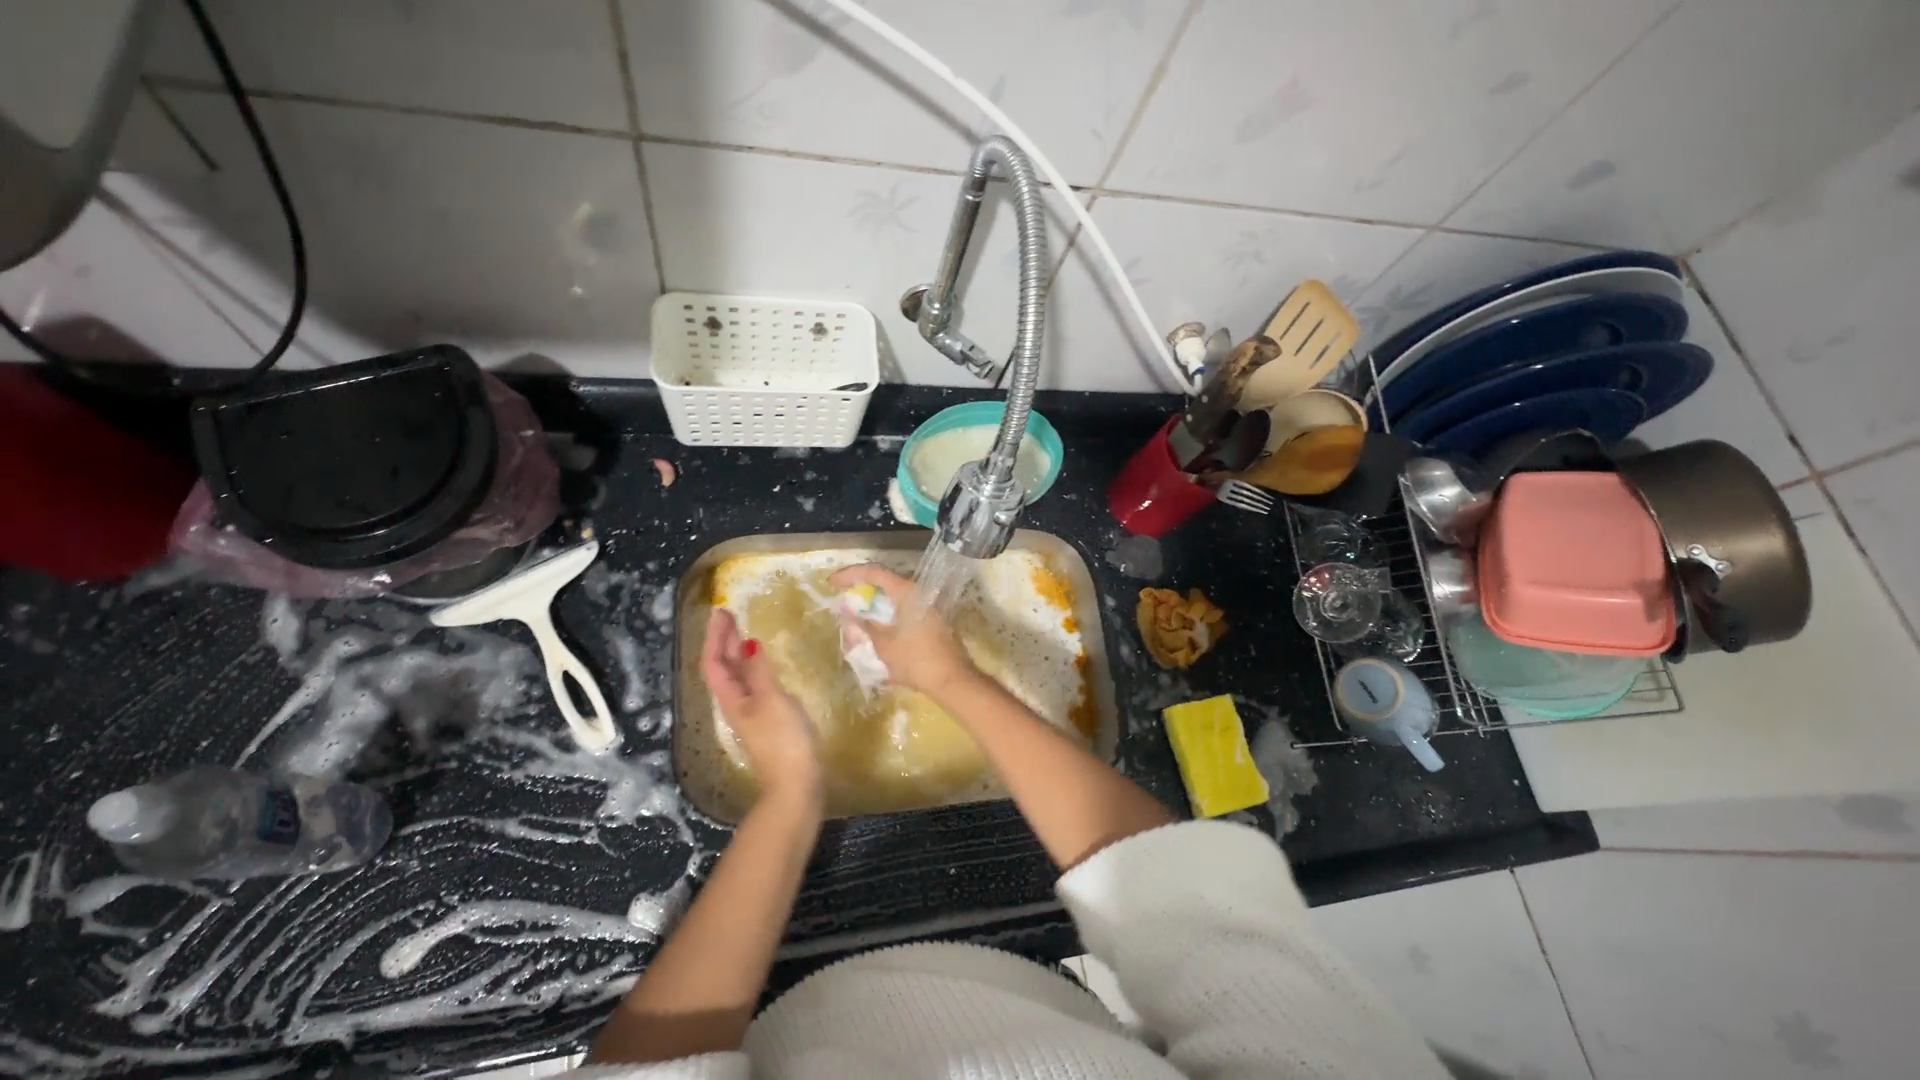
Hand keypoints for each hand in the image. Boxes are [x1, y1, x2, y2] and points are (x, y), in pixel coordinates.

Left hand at [699, 609, 821, 806]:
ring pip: (737, 676)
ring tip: (744, 632)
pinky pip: (753, 685)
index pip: (714, 662)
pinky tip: (764, 665)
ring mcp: (752, 713)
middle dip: (724, 640)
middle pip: (723, 668)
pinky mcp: (768, 720)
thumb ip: (760, 670)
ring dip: (737, 652)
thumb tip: (747, 643)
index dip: (714, 636)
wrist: (796, 784)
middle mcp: (736, 704)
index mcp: (731, 699)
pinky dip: (754, 668)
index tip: (721, 611)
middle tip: (732, 614)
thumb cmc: (783, 740)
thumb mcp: (772, 699)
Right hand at [828, 564, 975, 694]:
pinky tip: (875, 627)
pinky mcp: (930, 620)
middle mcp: (919, 594)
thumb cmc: (915, 660)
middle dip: (862, 588)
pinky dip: (886, 614)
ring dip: (874, 603)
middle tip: (842, 596)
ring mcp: (927, 607)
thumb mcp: (884, 644)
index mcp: (906, 593)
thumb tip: (848, 612)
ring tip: (855, 614)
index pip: (874, 572)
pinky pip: (903, 609)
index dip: (850, 574)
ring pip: (894, 597)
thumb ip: (865, 625)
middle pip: (885, 582)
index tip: (832, 582)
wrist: (951, 679)